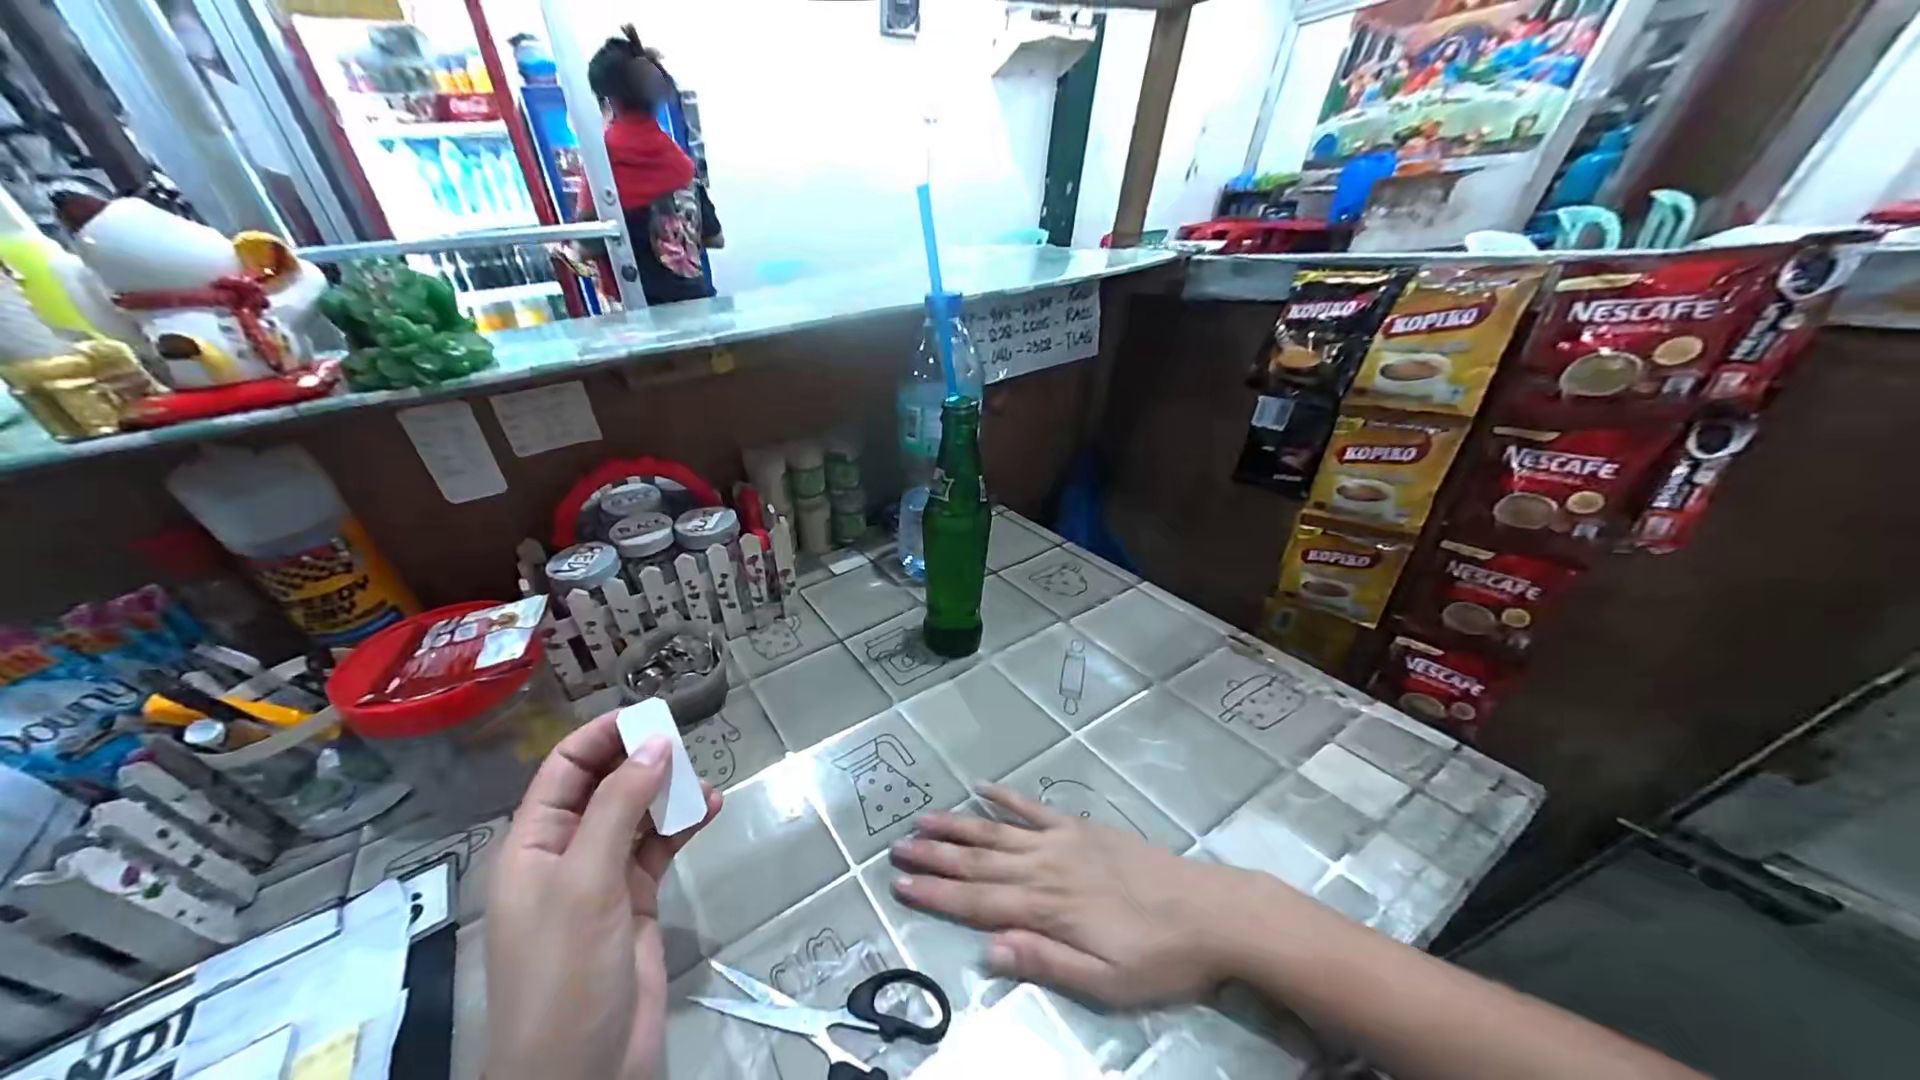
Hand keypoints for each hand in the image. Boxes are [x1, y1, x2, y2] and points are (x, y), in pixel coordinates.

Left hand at [486, 712, 721, 1079]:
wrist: (581, 1074)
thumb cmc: (566, 974)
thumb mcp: (586, 883)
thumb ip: (619, 808)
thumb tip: (657, 742)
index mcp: (532, 844)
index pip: (564, 770)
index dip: (603, 737)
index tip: (652, 716)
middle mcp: (565, 853)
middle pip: (604, 787)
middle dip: (641, 761)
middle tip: (686, 744)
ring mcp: (602, 877)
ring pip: (638, 814)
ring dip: (669, 793)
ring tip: (703, 780)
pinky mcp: (635, 900)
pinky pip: (660, 846)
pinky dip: (683, 825)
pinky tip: (711, 809)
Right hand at [890, 784, 1301, 1007]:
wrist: (1208, 910)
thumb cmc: (1157, 956)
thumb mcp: (1106, 981)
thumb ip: (1046, 961)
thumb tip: (988, 949)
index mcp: (1047, 908)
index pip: (978, 900)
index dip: (937, 892)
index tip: (901, 883)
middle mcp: (1045, 867)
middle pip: (979, 861)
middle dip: (935, 855)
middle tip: (896, 846)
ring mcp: (1062, 841)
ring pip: (997, 831)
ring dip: (958, 825)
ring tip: (923, 819)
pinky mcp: (1081, 826)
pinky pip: (1035, 808)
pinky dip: (1006, 798)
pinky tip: (983, 788)